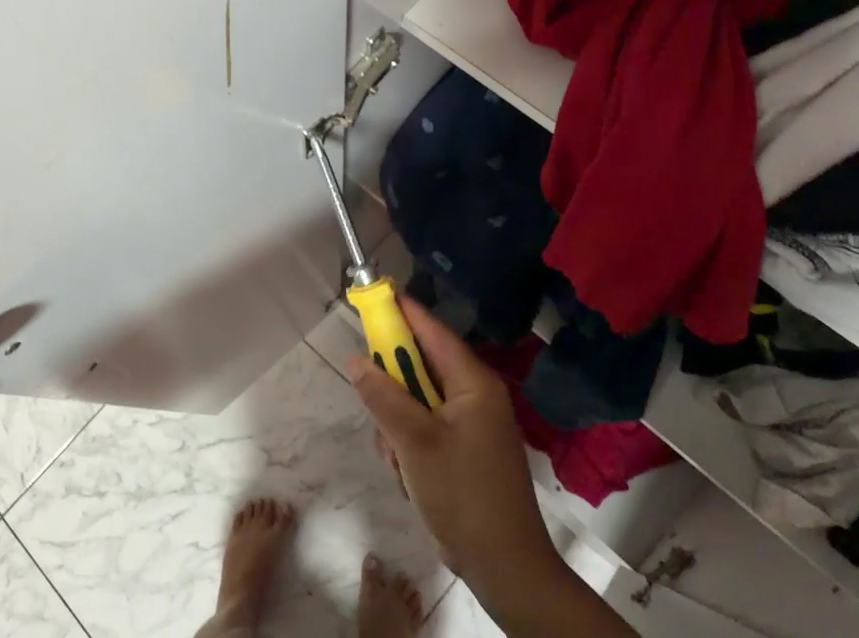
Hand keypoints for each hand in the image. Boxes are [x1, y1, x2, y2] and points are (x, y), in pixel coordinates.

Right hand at [345, 297, 555, 582]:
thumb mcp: (414, 440)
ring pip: (416, 402)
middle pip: (421, 367)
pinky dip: (407, 445)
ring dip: (396, 424)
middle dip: (393, 386)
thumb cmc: (462, 492)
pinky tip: (406, 474)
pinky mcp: (463, 452)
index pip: (434, 332)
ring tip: (396, 456)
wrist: (502, 563)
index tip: (372, 294)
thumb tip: (356, 359)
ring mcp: (470, 426)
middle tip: (373, 400)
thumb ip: (383, 396)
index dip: (403, 311)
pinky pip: (423, 429)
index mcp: (474, 384)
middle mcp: (475, 397)